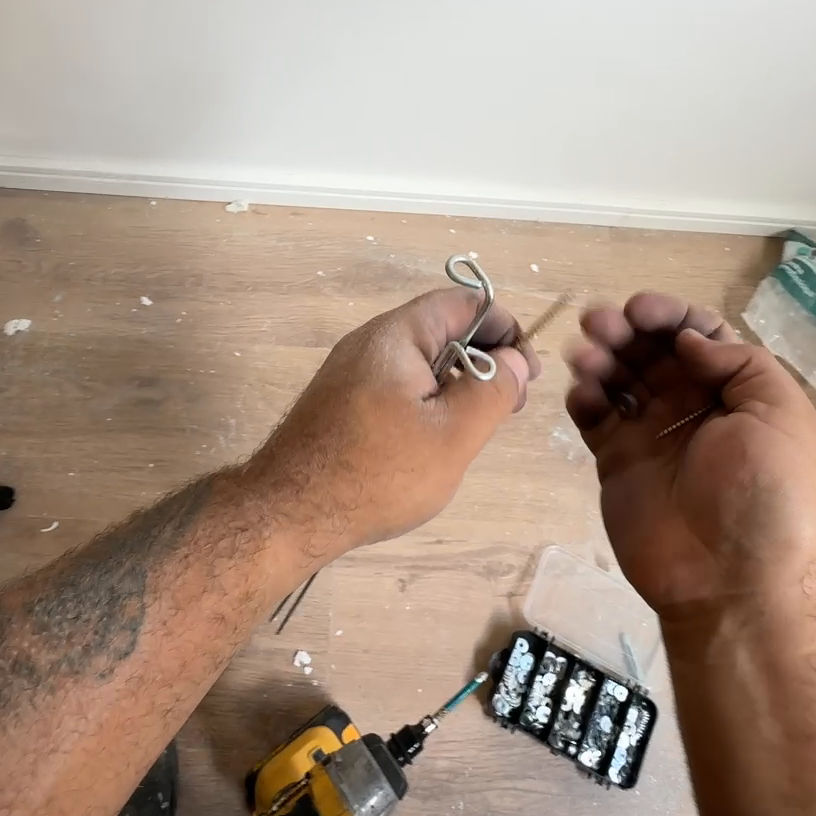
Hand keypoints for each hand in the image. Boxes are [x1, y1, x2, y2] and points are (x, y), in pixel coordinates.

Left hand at [247, 287, 540, 562]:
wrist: (287, 512)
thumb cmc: (377, 472)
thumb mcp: (453, 434)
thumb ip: (493, 390)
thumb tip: (516, 360)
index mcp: (397, 335)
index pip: (463, 303)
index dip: (504, 327)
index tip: (528, 371)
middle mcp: (370, 342)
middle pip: (441, 329)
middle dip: (485, 358)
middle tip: (511, 403)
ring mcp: (351, 371)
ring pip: (421, 360)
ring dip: (458, 382)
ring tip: (480, 422)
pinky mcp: (342, 401)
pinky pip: (397, 384)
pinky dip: (429, 399)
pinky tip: (438, 436)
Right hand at [565, 293, 815, 617]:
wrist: (733, 588)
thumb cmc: (770, 497)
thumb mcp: (785, 418)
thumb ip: (740, 364)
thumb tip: (689, 342)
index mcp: (741, 397)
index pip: (699, 338)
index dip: (669, 316)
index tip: (639, 309)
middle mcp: (696, 410)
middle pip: (652, 353)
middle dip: (626, 330)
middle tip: (599, 324)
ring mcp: (653, 437)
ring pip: (619, 378)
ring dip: (599, 356)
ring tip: (584, 354)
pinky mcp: (617, 462)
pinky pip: (595, 417)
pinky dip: (584, 396)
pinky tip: (583, 393)